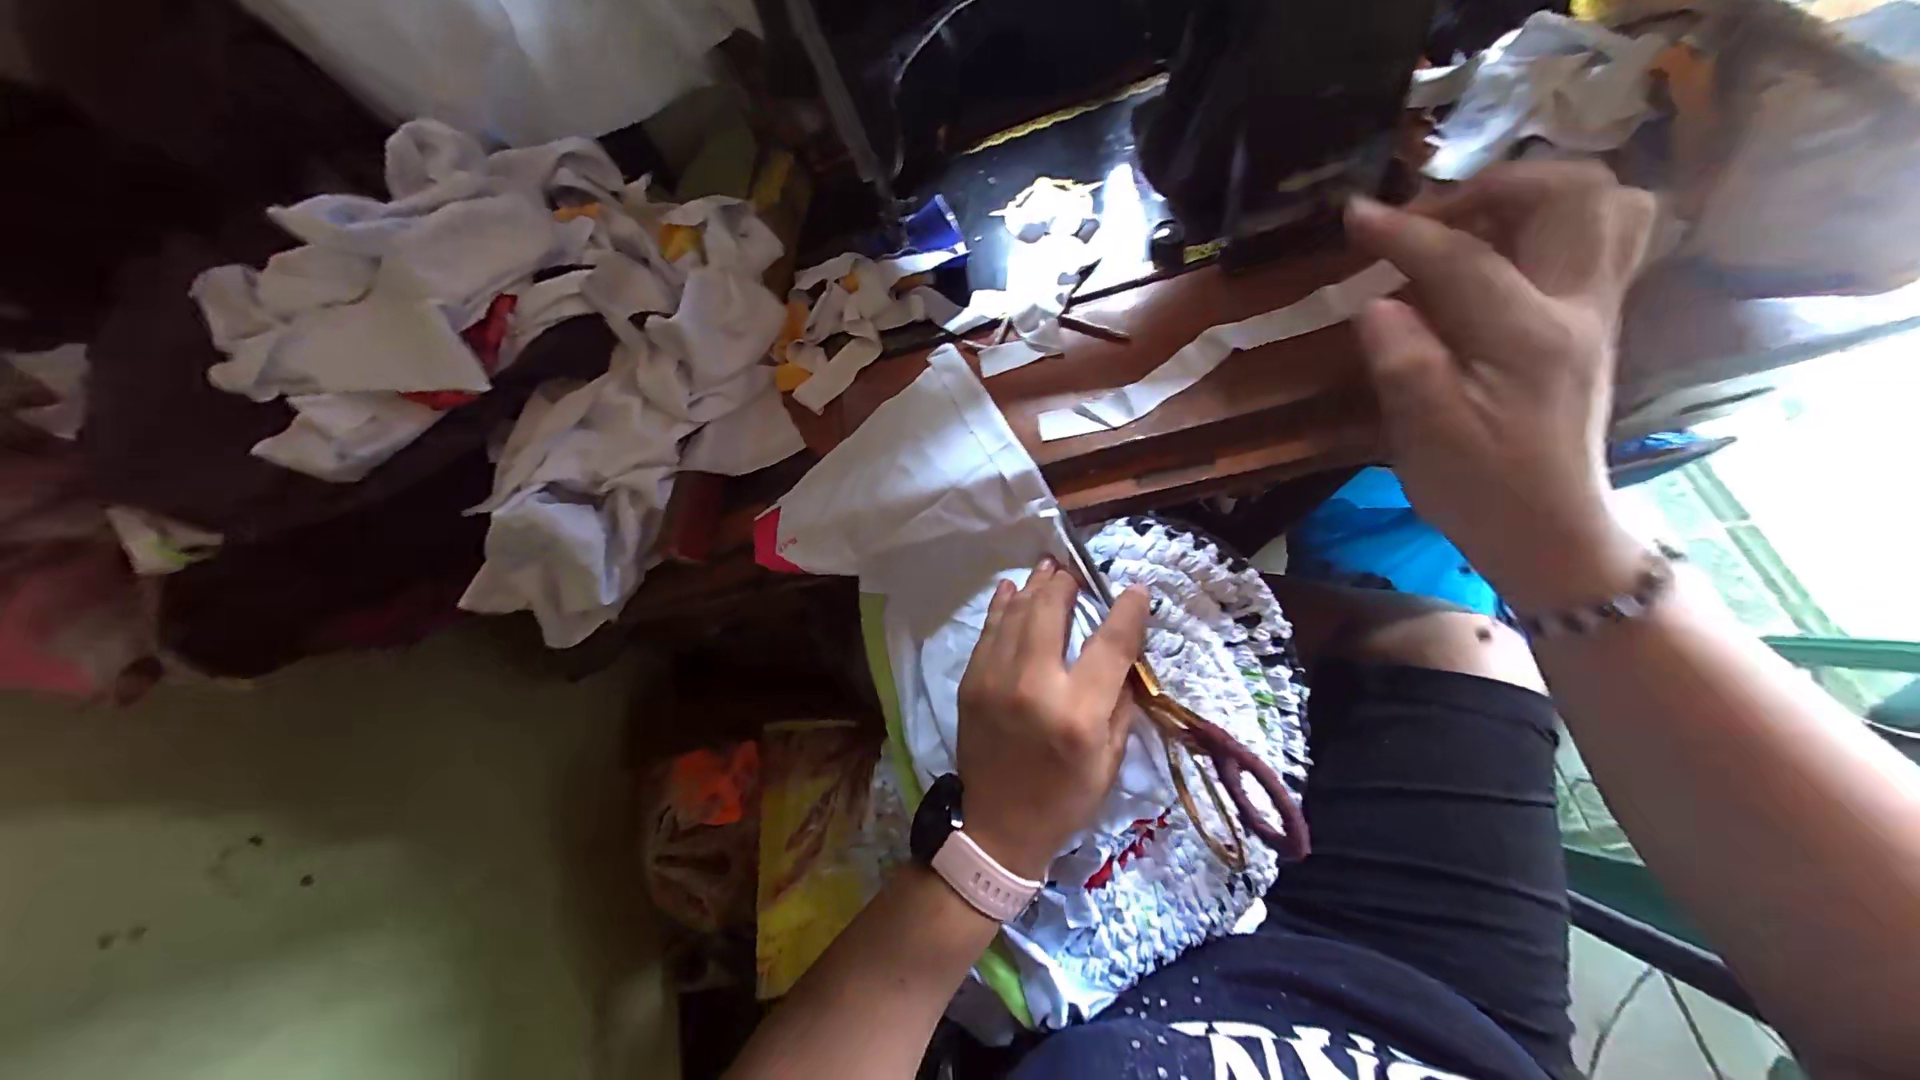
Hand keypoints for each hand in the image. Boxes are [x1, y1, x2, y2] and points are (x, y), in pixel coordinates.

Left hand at [955, 557, 1149, 879]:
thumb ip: (1118, 700)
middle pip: (1050, 612)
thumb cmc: (1064, 797)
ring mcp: (994, 680)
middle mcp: (1034, 686)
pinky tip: (1011, 588)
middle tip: (1075, 571)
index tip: (1135, 589)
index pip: (1110, 644)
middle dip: (1066, 584)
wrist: (998, 825)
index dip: (1127, 611)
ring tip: (1047, 567)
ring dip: (1034, 586)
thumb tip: (1121, 651)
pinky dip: (1002, 606)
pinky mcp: (970, 682)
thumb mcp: (1109, 758)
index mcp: (1077, 713)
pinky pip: (988, 631)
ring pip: (1016, 614)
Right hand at [1343, 162, 1658, 610]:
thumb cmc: (1478, 486)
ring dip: (1534, 196)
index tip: (1354, 216)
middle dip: (1492, 187)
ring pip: (1605, 205)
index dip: (1402, 233)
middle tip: (1428, 218)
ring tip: (1471, 223)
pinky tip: (1504, 252)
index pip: (1462, 260)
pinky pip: (1603, 237)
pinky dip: (1555, 222)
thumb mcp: (1424, 433)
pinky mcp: (1592, 324)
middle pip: (1569, 195)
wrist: (1546, 527)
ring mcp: (1595, 312)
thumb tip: (1375, 304)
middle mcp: (1577, 307)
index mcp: (1526, 337)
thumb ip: (1403, 361)